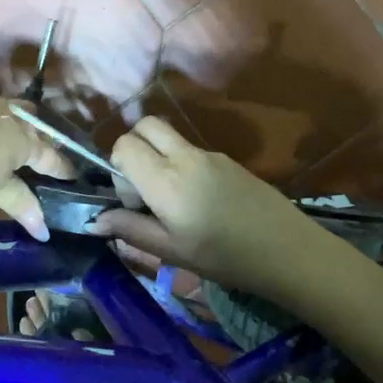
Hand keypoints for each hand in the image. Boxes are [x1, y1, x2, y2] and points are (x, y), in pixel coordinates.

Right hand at [90, 117, 319, 298]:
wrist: (287, 250)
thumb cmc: (224, 257)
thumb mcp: (171, 251)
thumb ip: (131, 229)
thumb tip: (95, 220)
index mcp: (166, 179)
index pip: (124, 145)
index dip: (118, 167)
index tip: (132, 199)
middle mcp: (186, 157)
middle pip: (146, 125)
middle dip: (135, 146)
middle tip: (144, 186)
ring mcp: (210, 154)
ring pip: (170, 137)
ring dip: (159, 156)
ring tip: (172, 199)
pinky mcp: (229, 160)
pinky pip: (192, 150)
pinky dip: (181, 164)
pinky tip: (199, 202)